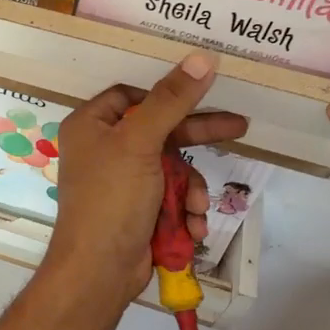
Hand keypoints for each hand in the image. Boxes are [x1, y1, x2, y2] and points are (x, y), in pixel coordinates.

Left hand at [42, 52, 248, 304]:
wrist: (99, 272)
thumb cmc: (112, 198)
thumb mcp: (141, 142)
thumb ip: (171, 100)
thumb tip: (201, 58)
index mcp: (90, 124)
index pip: (131, 95)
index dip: (163, 96)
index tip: (197, 95)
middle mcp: (102, 148)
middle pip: (159, 130)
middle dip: (196, 140)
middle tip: (239, 127)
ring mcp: (120, 181)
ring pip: (171, 167)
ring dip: (190, 188)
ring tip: (196, 209)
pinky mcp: (137, 209)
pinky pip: (169, 196)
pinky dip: (184, 210)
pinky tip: (192, 228)